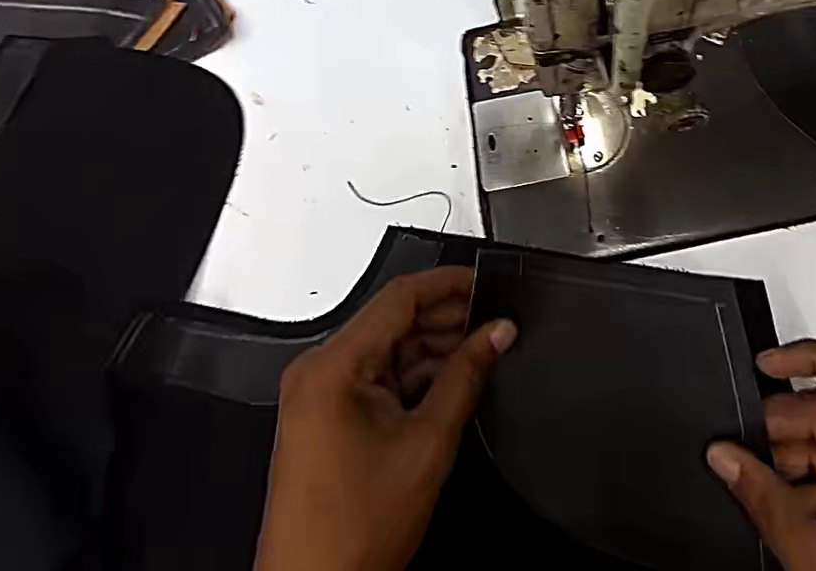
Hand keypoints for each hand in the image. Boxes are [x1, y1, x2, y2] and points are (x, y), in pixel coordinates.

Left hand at [254, 266, 516, 570]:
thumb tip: (496, 333)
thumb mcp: (427, 442)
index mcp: (332, 366)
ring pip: (388, 345)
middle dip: (446, 317)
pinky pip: (378, 371)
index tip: (480, 279)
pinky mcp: (327, 411)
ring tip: (478, 350)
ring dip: (433, 346)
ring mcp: (321, 391)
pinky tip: (450, 377)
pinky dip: (414, 372)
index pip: (399, 296)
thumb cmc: (348, 536)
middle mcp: (319, 370)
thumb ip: (467, 374)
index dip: (447, 282)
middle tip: (490, 321)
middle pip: (393, 319)